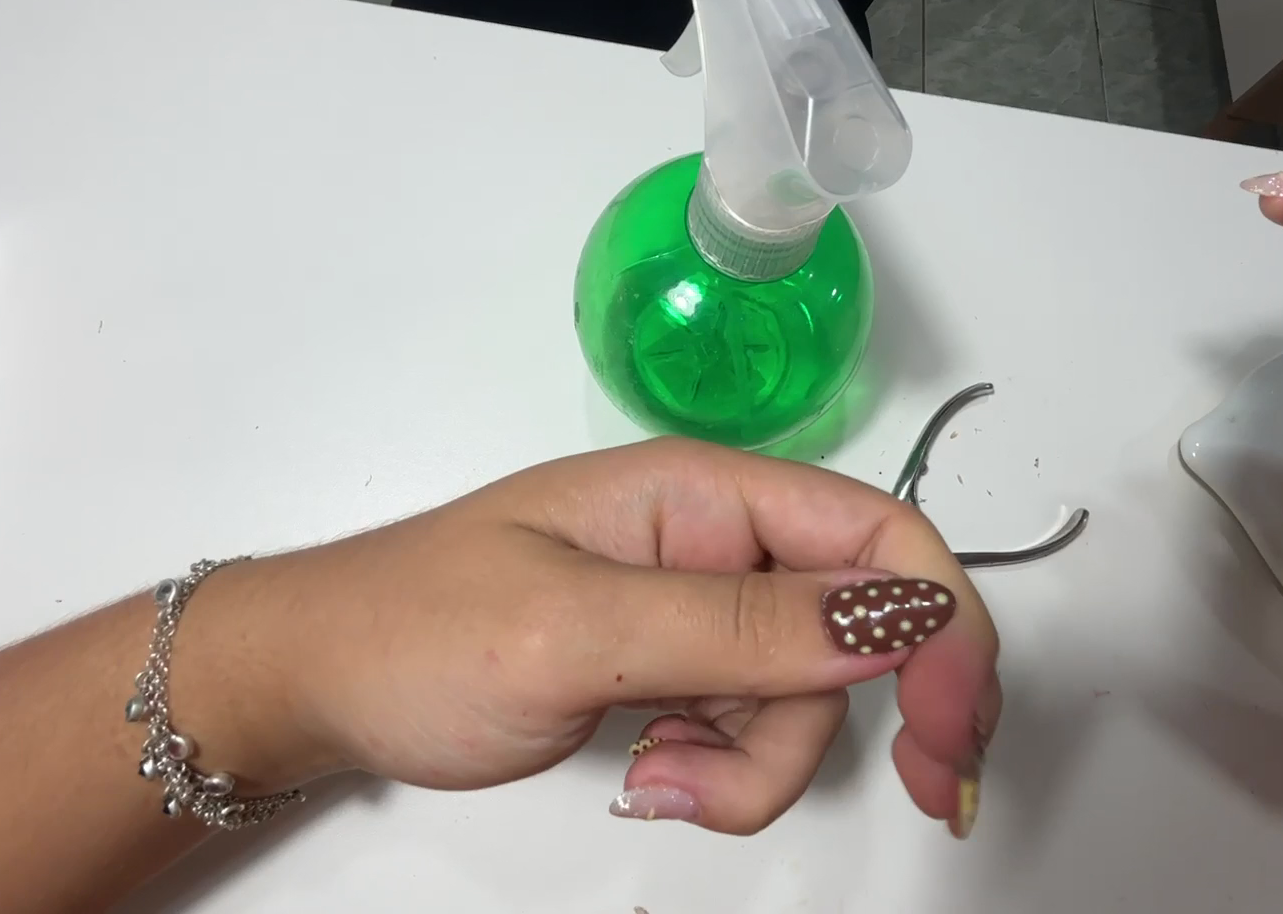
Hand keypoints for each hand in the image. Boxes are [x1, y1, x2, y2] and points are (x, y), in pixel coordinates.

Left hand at [228, 438, 997, 836]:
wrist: (330, 675)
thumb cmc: (423, 626)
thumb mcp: (578, 627)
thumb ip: (739, 626)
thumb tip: (895, 617)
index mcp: (703, 492)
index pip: (870, 533)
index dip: (938, 620)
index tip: (951, 727)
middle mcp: (715, 536)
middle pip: (852, 621)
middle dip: (860, 709)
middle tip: (910, 791)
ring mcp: (699, 601)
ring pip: (804, 689)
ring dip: (762, 757)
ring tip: (662, 775)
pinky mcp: (681, 658)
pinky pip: (754, 721)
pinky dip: (728, 768)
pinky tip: (655, 770)